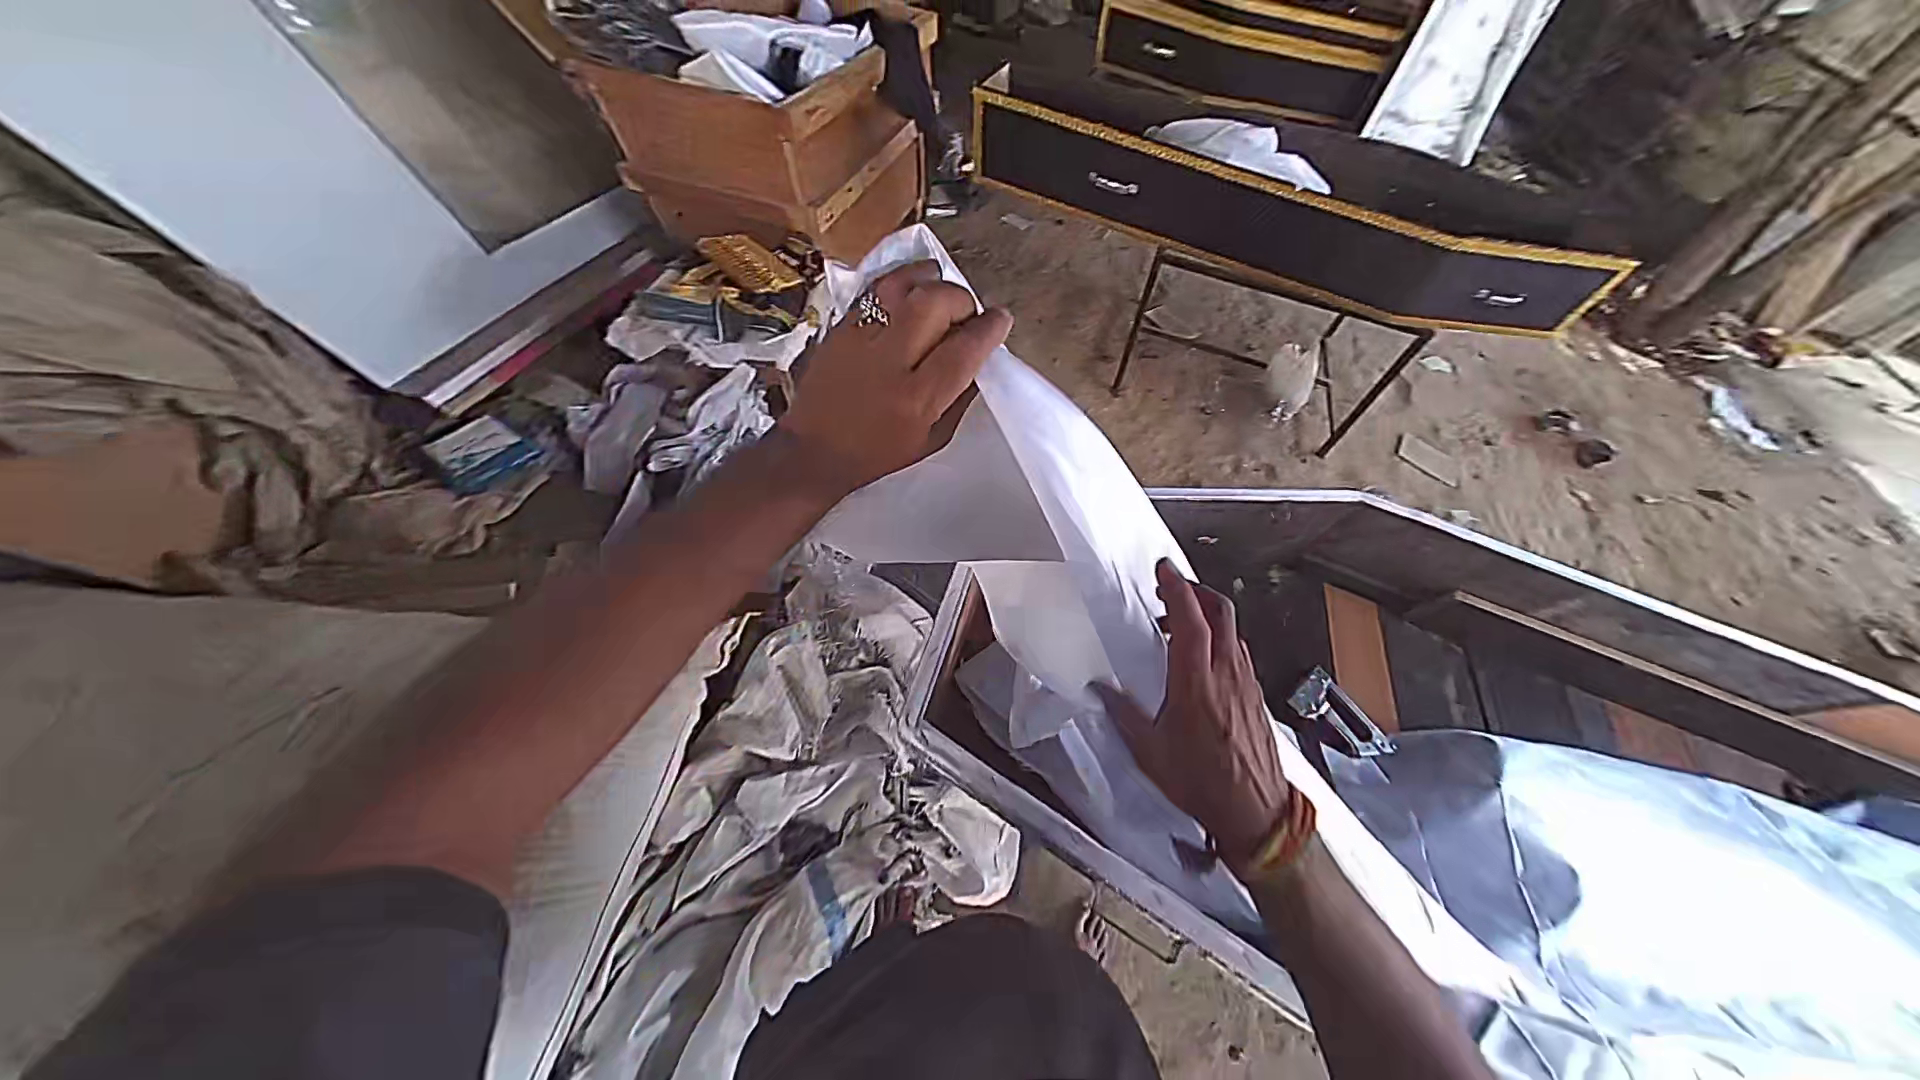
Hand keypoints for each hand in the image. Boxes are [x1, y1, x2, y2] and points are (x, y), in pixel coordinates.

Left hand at [778, 260, 1012, 496]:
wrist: (814, 452)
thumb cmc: (878, 455)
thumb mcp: (930, 440)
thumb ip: (958, 398)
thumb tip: (980, 359)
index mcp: (917, 400)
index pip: (963, 350)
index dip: (989, 329)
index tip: (1000, 320)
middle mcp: (889, 364)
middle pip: (935, 303)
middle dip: (962, 300)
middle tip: (965, 315)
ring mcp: (859, 340)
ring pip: (902, 285)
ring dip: (930, 281)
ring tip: (939, 292)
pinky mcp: (838, 329)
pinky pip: (874, 290)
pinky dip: (900, 284)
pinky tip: (909, 293)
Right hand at [1096, 559, 1291, 868]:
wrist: (1256, 811)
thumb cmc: (1206, 783)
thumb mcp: (1150, 751)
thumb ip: (1123, 714)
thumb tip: (1102, 692)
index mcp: (1196, 681)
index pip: (1189, 618)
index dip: (1176, 586)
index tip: (1164, 570)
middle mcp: (1225, 674)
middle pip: (1219, 610)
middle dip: (1194, 589)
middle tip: (1171, 587)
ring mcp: (1245, 682)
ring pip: (1231, 628)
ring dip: (1207, 613)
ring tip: (1181, 621)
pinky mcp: (1254, 694)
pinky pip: (1237, 650)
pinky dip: (1219, 638)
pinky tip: (1204, 657)